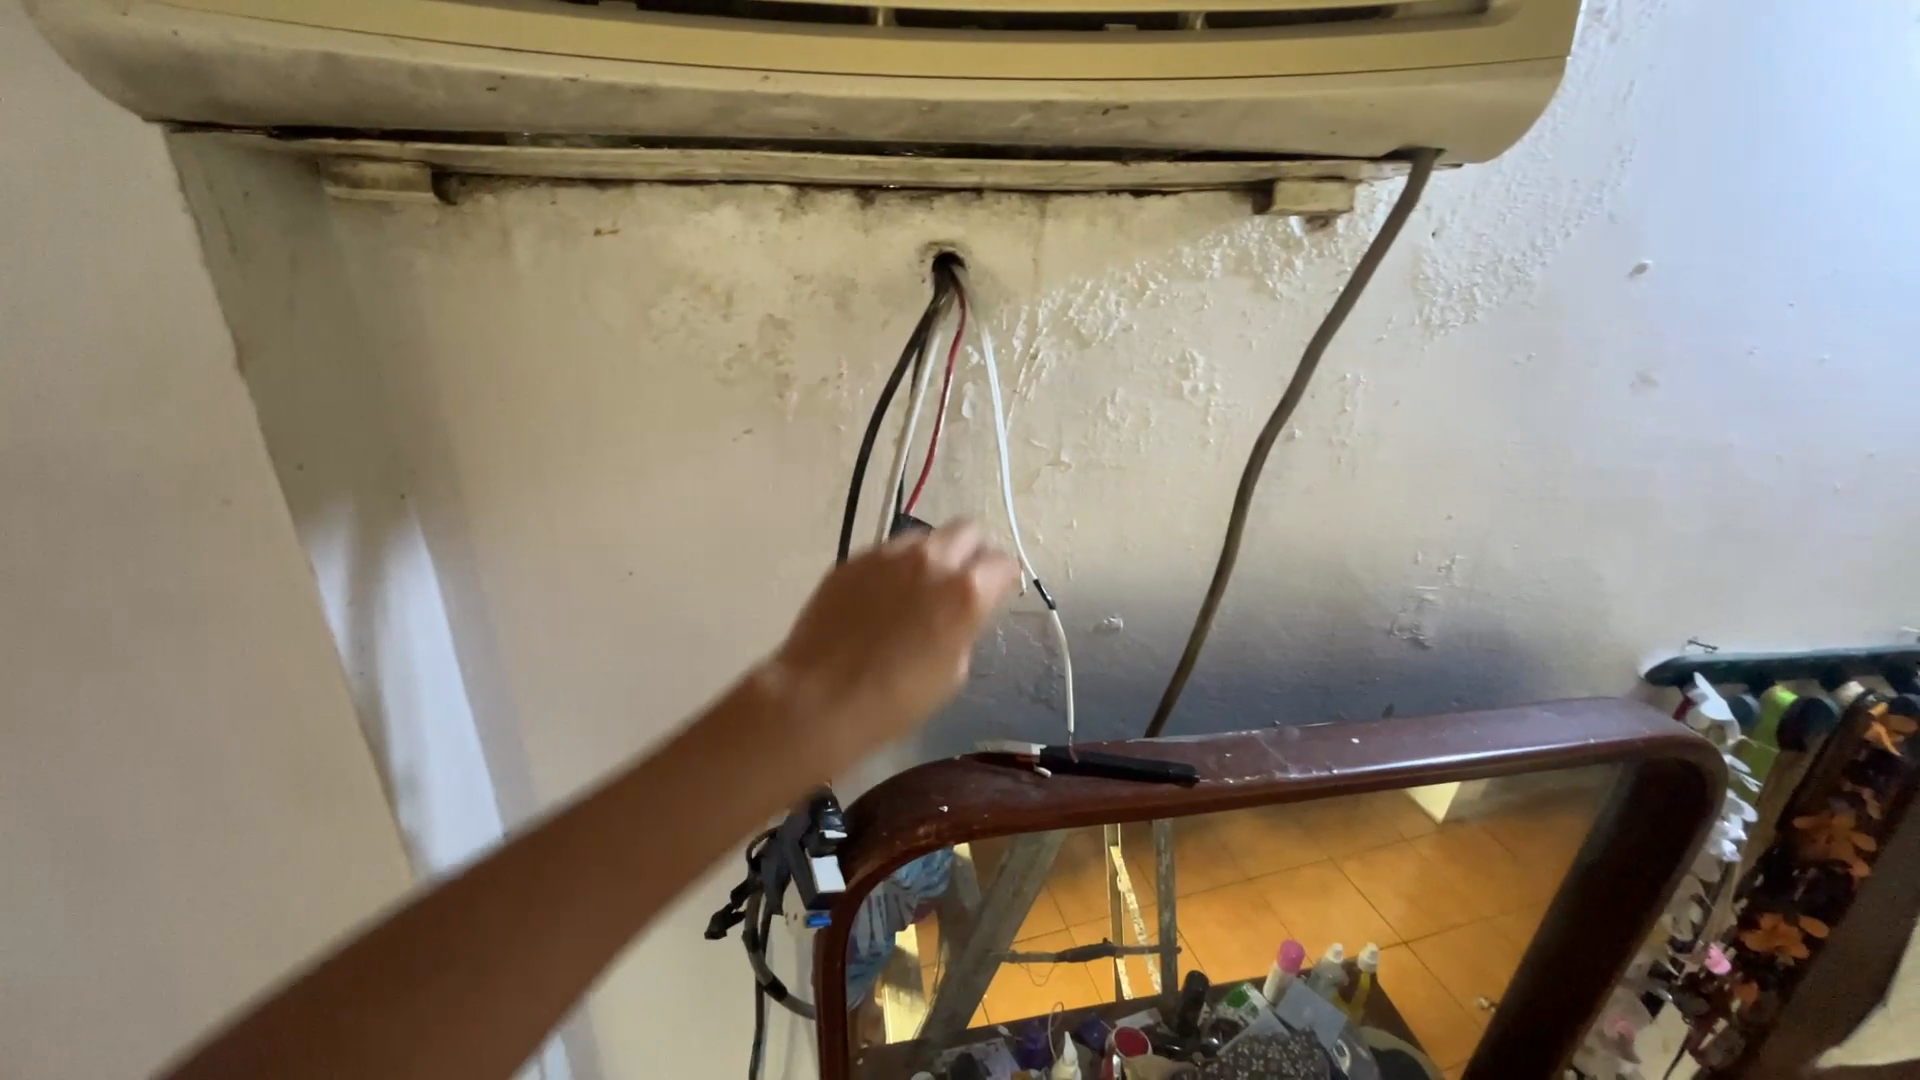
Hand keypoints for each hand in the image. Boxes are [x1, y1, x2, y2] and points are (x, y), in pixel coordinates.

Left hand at [766, 520, 1019, 753]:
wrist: (819, 698)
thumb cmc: (896, 700)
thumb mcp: (953, 672)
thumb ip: (965, 627)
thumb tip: (962, 612)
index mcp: (965, 591)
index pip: (1003, 562)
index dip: (1002, 580)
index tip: (994, 595)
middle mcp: (930, 560)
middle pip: (966, 530)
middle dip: (970, 553)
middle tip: (958, 584)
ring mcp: (887, 555)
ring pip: (923, 537)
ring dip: (930, 557)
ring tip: (914, 591)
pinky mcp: (853, 560)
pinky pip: (886, 553)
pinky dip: (893, 569)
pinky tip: (879, 600)